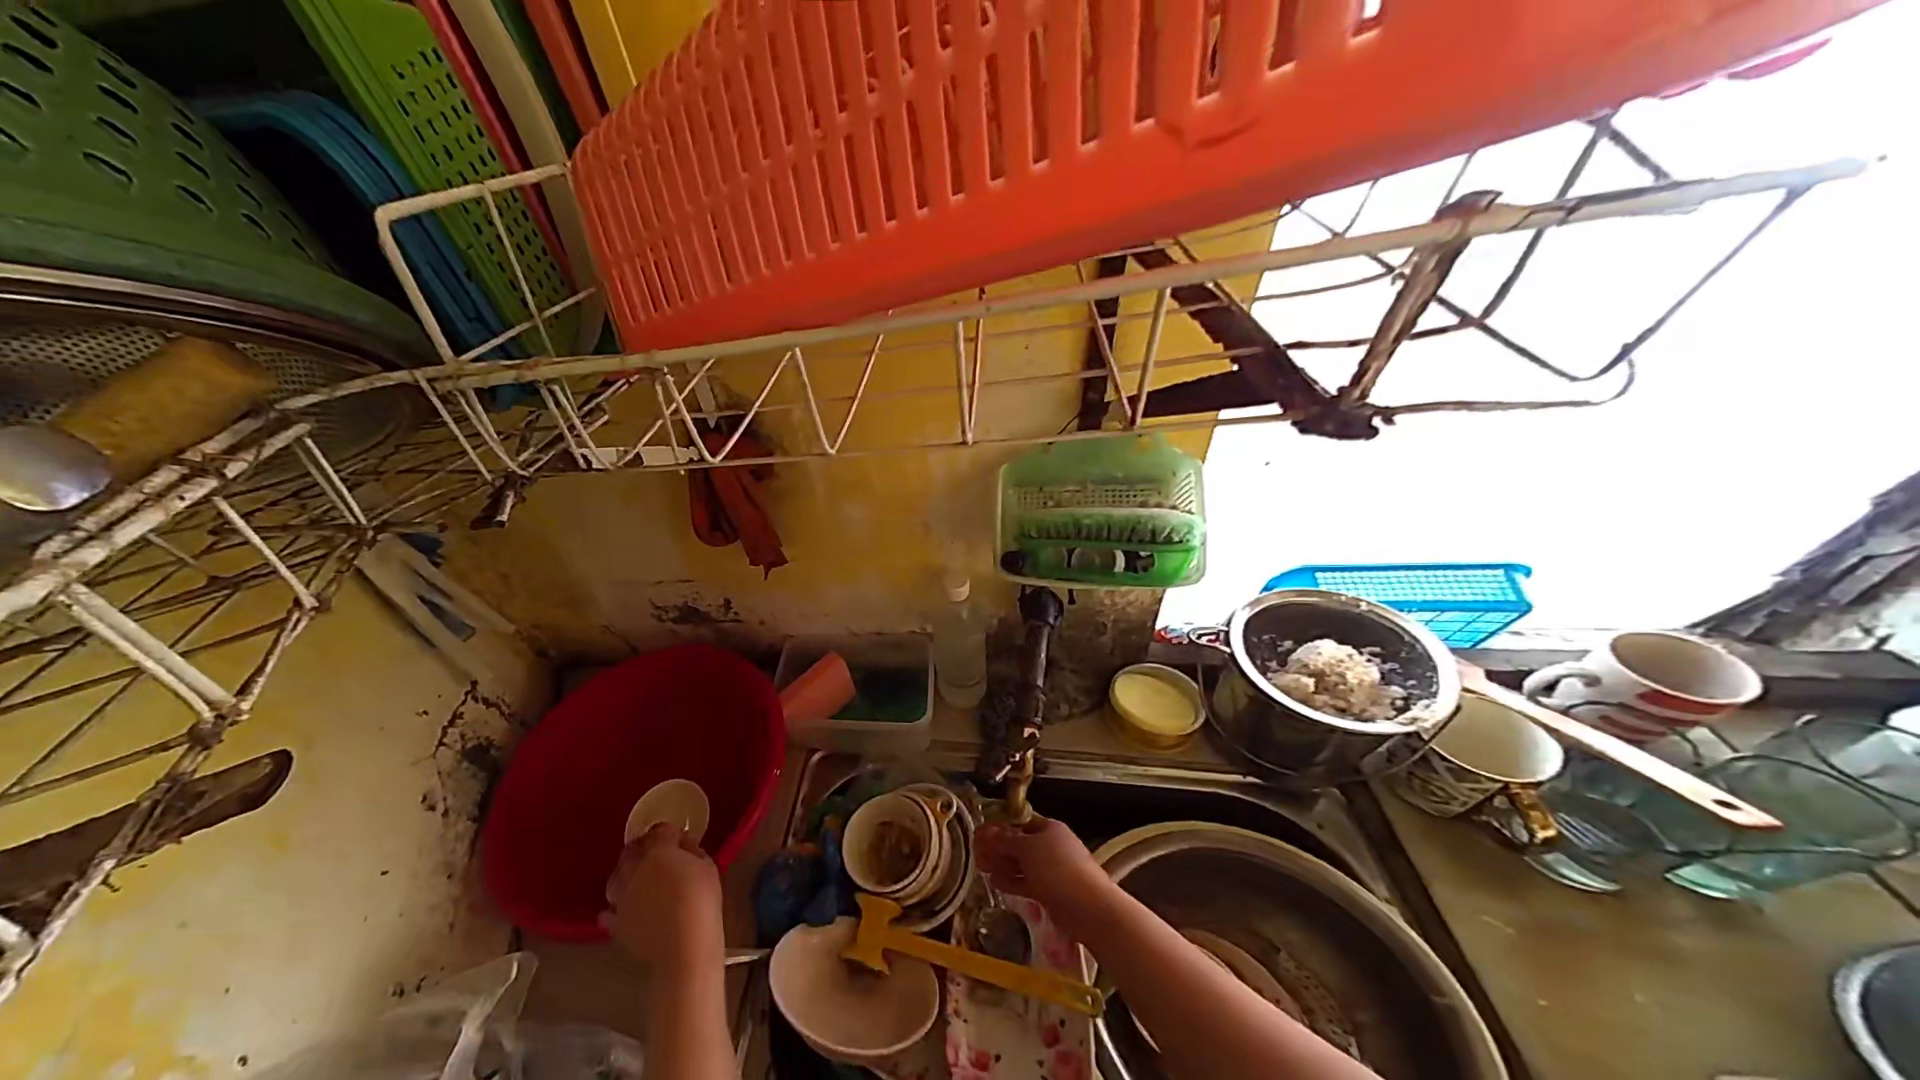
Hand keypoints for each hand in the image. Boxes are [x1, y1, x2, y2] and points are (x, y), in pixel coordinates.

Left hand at [601, 823, 723, 968]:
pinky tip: (624, 908)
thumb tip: (683, 847)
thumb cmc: (701, 899)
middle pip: (632, 851)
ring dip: (625, 873)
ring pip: (615, 878)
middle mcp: (633, 870)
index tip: (678, 836)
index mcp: (657, 852)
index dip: (669, 832)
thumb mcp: (708, 867)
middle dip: (642, 847)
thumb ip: (692, 852)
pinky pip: (610, 912)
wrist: (684, 943)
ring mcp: (622, 897)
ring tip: (638, 877)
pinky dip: (616, 908)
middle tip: (657, 852)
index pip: (660, 832)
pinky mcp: (617, 923)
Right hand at [975, 817, 1111, 912]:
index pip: (1020, 823)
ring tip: (982, 868)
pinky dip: (1012, 881)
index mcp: (1049, 828)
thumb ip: (1005, 840)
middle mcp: (1050, 846)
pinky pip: (1026, 882)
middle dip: (998, 848)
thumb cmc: (1058, 869)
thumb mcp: (1027, 849)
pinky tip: (996, 882)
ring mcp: (1051, 870)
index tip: (980, 836)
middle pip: (1020, 844)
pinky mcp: (1050, 891)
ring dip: (1003, 865)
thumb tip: (985, 831)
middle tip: (977, 854)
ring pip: (1022, 864)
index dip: (1000, 828)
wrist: (1088, 907)